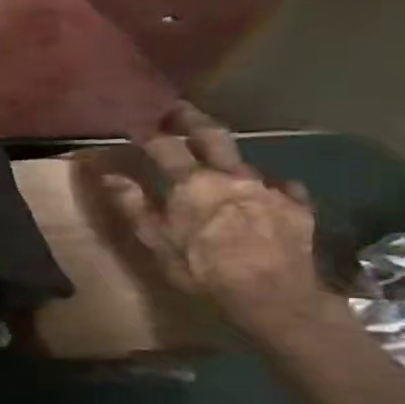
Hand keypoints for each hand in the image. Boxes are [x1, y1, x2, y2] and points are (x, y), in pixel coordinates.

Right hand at [103, 103, 328, 331]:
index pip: (165, 147)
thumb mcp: (155, 240)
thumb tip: (106, 173)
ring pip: (245, 161)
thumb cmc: (202, 269)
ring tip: (217, 159)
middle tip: (178, 108)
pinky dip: (265, 184)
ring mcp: (270, 188)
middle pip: (213, 135)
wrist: (272, 295)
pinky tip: (262, 193)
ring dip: (226, 157)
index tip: (133, 123)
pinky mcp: (297, 206)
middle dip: (193, 118)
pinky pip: (280, 185)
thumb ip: (132, 203)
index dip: (148, 133)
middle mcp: (232, 176)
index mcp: (193, 183)